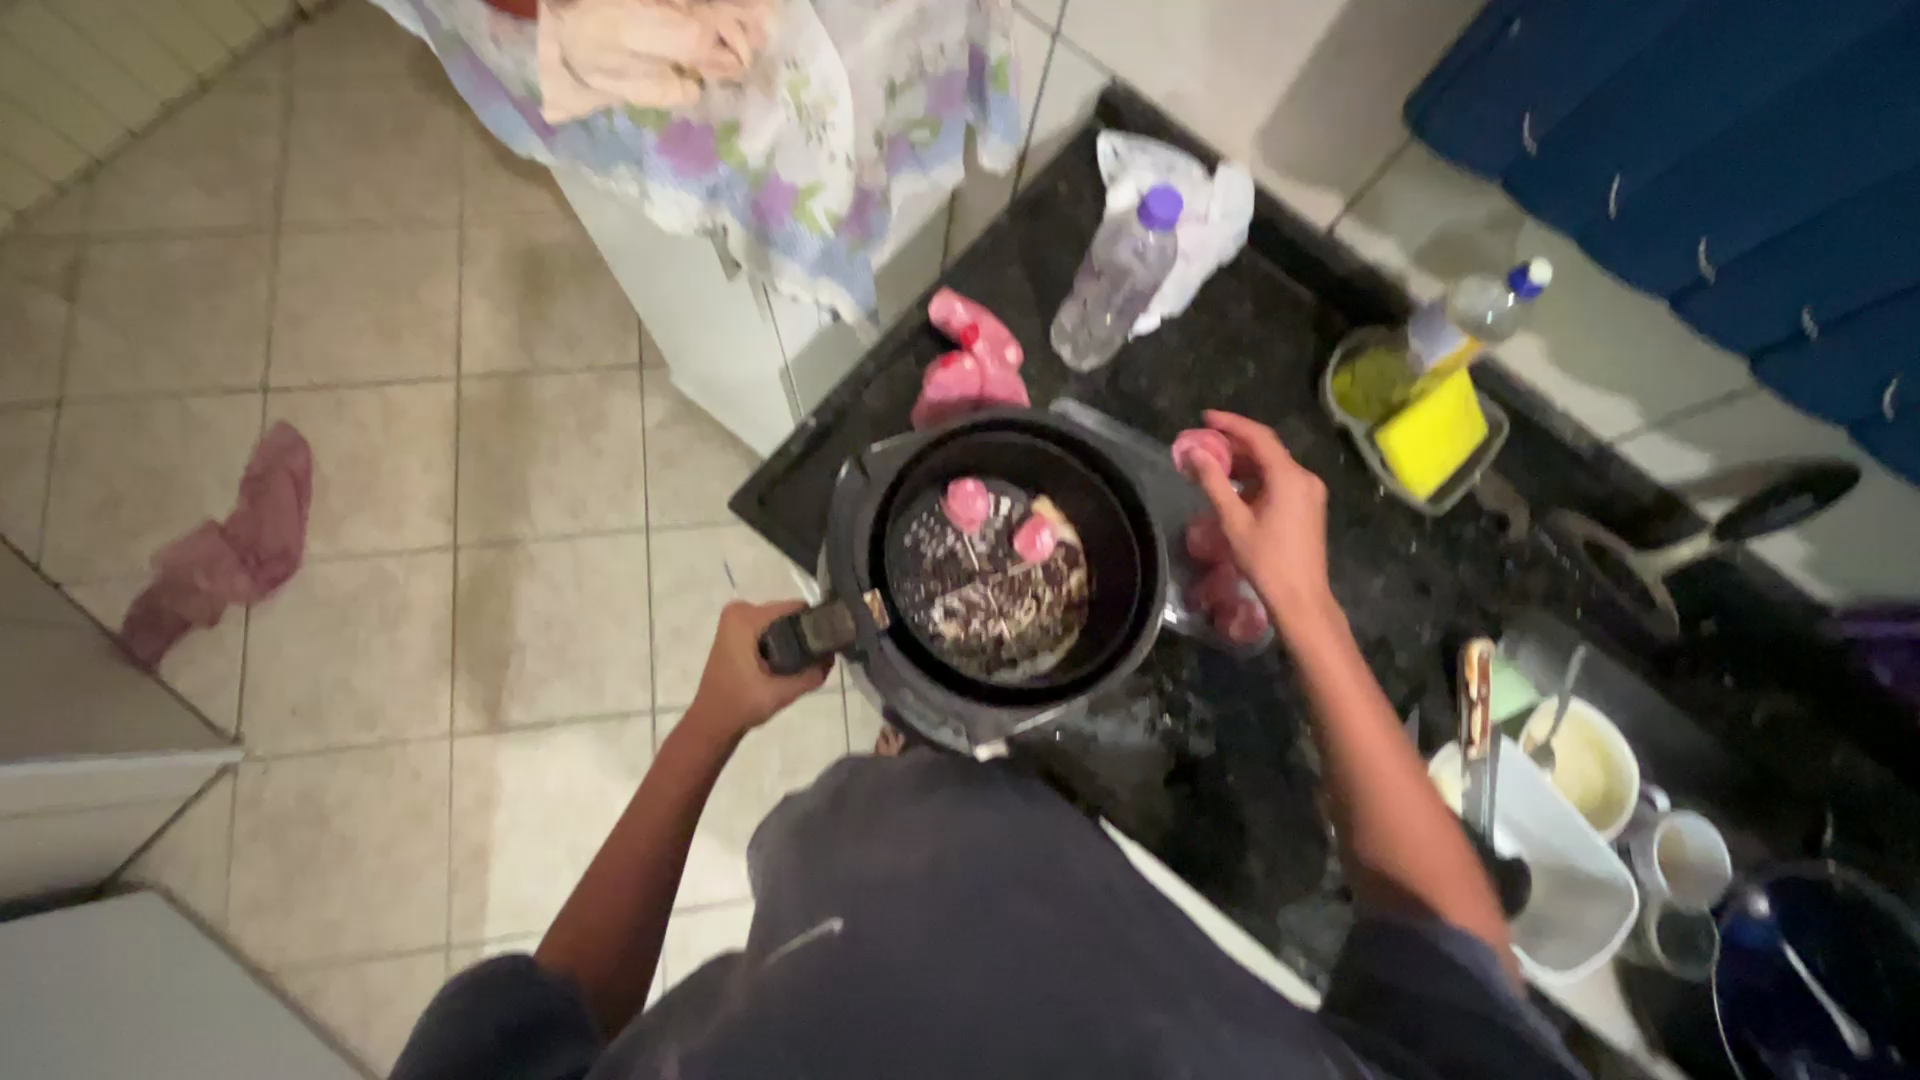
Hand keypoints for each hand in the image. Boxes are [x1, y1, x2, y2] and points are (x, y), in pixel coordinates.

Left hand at [690, 601, 832, 737]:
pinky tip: (788, 665)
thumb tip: (832, 657)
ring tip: (806, 664)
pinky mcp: (735, 633)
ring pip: (779, 624)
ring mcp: (735, 621)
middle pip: (787, 615)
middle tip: (819, 659)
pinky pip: (768, 630)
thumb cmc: (741, 705)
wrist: (712, 723)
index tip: (829, 643)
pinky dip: (780, 644)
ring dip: (793, 641)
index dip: (814, 624)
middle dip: (804, 634)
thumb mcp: (782, 692)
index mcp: (746, 618)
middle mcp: (739, 611)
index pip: (795, 608)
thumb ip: (812, 673)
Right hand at [1188, 410, 1339, 633]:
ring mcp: (1310, 492)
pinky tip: (1233, 487)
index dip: (1231, 424)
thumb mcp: (1234, 521)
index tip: (1205, 417)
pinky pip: (1279, 481)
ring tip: (1211, 465)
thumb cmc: (1266, 561)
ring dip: (1243, 463)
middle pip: (1266, 450)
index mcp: (1289, 477)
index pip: (1259, 437)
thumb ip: (1214, 483)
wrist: (1300, 597)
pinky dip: (1255, 478)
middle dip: (1233, 444)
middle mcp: (1305, 478)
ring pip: (1272, 466)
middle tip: (1202, 443)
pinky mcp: (1308, 506)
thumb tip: (1194, 454)